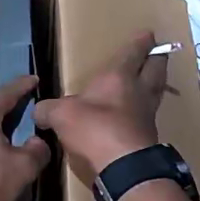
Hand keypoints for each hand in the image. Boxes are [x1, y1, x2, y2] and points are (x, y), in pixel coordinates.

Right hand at [35, 31, 166, 178]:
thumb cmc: (94, 128)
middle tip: (161, 52)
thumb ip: (48, 109)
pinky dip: (148, 110)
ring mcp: (147, 115)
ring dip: (158, 82)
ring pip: (157, 91)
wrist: (124, 166)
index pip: (133, 54)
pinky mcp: (149, 137)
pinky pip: (150, 115)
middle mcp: (138, 92)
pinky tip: (141, 113)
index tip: (149, 34)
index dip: (141, 43)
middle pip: (155, 69)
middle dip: (157, 59)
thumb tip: (38, 111)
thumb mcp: (61, 115)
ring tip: (155, 78)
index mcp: (119, 77)